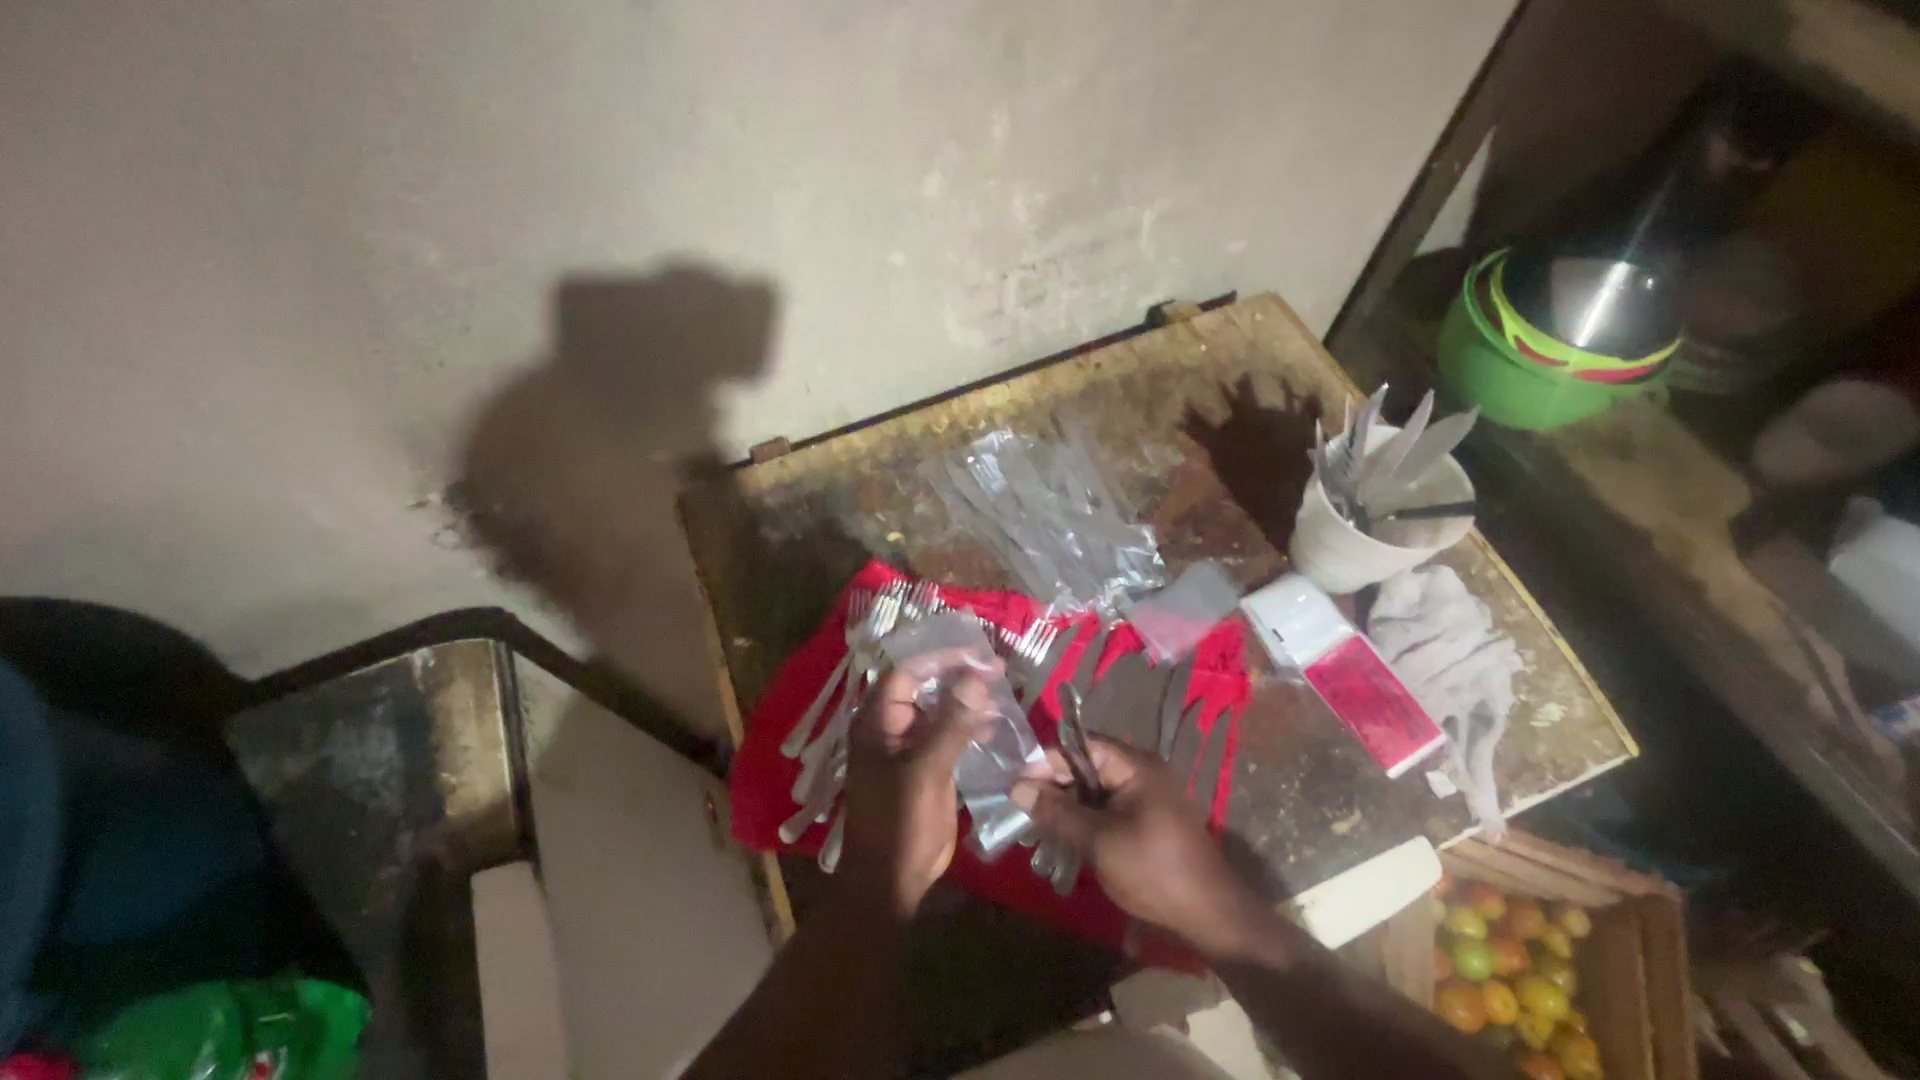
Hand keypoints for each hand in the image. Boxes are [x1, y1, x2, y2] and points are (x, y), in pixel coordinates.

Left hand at [838, 653, 998, 916]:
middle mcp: (890, 728)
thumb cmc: (899, 823)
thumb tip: (976, 678)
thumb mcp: (925, 771)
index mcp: (877, 722)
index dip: (942, 659)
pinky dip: (970, 727)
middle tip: (999, 669)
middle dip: (959, 676)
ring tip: (1004, 694)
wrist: (891, 881)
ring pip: (939, 711)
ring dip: (968, 701)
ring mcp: (908, 749)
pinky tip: (998, 726)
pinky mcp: (926, 769)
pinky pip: (948, 736)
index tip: (980, 656)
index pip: (908, 673)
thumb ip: (951, 724)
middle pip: (925, 688)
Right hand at [1011, 738, 1278, 959]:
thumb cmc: (1153, 870)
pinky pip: (1108, 810)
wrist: (1210, 915)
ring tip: (1037, 831)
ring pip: (1094, 792)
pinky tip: (1063, 842)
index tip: (1017, 785)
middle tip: (1022, 811)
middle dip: (1054, 787)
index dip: (1047, 762)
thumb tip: (1017, 787)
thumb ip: (1056, 811)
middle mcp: (1142, 773)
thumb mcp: (1098, 840)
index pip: (1081, 745)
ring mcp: (1147, 798)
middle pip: (1086, 767)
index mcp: (1136, 766)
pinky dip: (1085, 822)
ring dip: (1067, 808)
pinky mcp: (1148, 821)